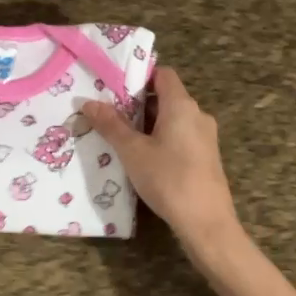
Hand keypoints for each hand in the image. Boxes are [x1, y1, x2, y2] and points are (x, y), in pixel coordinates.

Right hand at [81, 67, 245, 259]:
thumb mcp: (133, 151)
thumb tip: (89, 102)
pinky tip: (144, 158)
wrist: (206, 221)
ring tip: (122, 137)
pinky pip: (181, 136)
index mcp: (182, 105)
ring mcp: (205, 136)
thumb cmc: (168, 178)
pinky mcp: (207, 156)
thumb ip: (111, 125)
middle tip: (111, 114)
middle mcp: (198, 114)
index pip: (163, 74)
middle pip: (167, 97)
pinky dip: (162, 138)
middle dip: (139, 103)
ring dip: (149, 123)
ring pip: (174, 119)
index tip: (115, 87)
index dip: (140, 76)